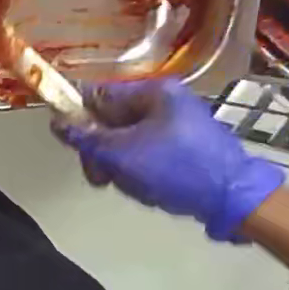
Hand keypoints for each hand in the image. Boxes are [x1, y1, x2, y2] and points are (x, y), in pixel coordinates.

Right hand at [53, 78, 284, 241]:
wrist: (231, 197)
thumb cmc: (175, 168)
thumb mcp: (121, 153)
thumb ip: (85, 137)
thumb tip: (56, 121)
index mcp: (153, 92)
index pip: (98, 94)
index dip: (77, 115)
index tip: (70, 141)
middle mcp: (166, 101)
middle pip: (110, 120)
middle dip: (100, 150)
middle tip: (100, 175)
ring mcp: (176, 124)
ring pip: (125, 140)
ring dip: (115, 163)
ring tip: (123, 183)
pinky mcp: (183, 146)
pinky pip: (143, 151)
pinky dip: (135, 168)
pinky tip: (141, 185)